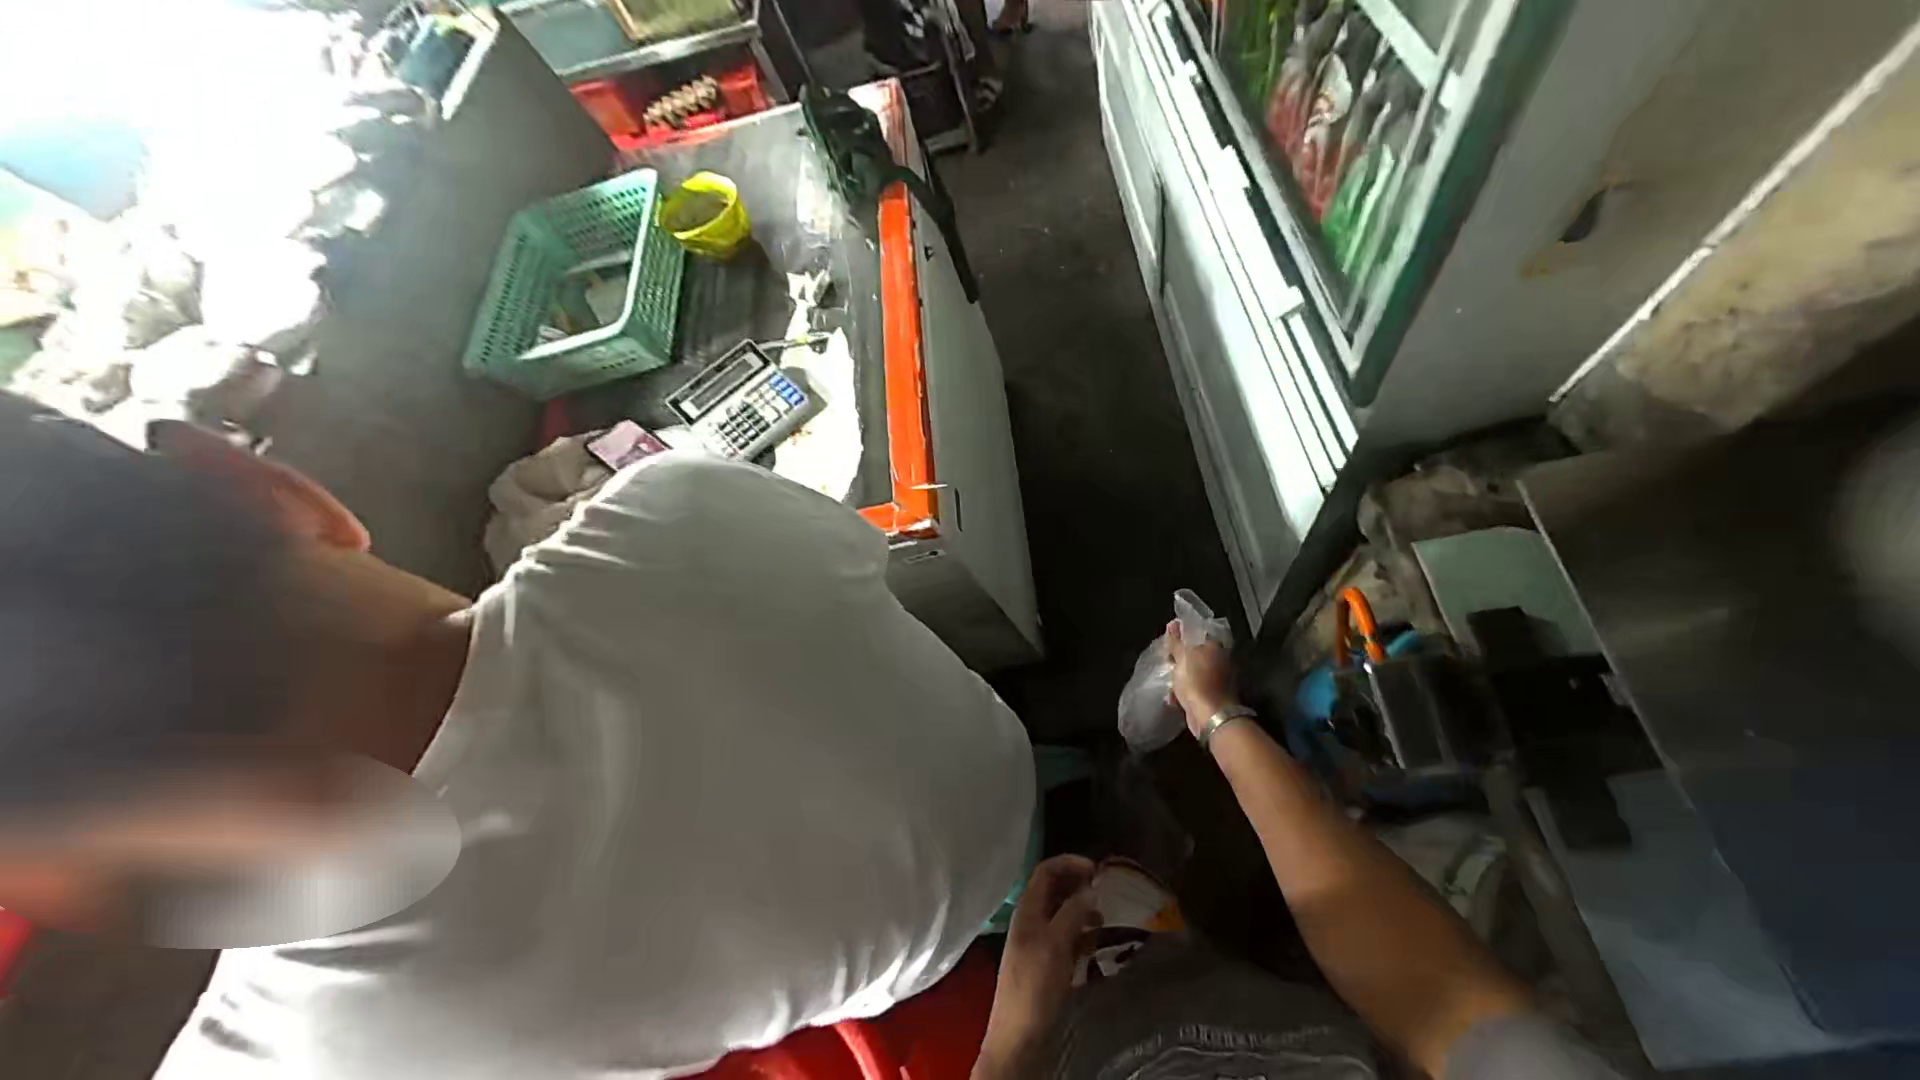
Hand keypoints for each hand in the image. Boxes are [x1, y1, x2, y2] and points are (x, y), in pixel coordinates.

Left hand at [976, 855, 1100, 1079]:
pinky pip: (1065, 939)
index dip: (1069, 863)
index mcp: (1027, 910)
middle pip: (1054, 890)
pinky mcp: (1047, 965)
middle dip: (1077, 885)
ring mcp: (1038, 943)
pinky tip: (1094, 944)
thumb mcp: (1056, 944)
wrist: (1019, 1039)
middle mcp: (1031, 921)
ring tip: (1103, 918)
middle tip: (1104, 890)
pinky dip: (1080, 935)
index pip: (1045, 871)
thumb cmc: (1035, 986)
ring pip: (1062, 914)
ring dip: (1081, 910)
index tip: (1096, 869)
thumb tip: (1090, 889)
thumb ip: (1072, 913)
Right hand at [1165, 620, 1237, 736]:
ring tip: (1170, 682)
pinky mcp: (1214, 694)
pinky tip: (1175, 696)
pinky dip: (1186, 689)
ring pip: (1194, 670)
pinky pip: (1196, 686)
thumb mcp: (1181, 657)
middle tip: (1167, 663)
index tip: (1167, 645)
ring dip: (1180, 676)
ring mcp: (1219, 677)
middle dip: (1178, 658)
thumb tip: (1173, 623)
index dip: (1179, 638)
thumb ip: (1176, 641)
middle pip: (1194, 652)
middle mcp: (1220, 659)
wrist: (1211, 716)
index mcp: (1215, 646)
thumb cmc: (1196, 682)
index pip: (1195, 634)